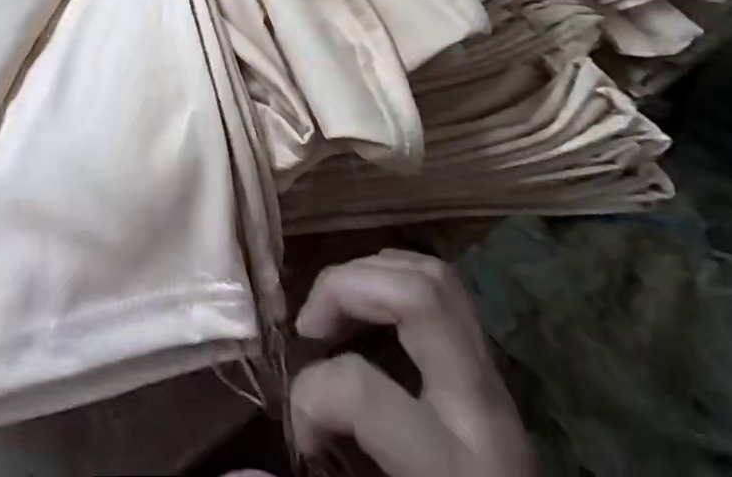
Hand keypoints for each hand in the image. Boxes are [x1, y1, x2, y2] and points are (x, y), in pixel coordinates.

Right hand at [287, 251, 534, 476]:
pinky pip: (446, 292)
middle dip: (343, 288)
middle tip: (310, 327)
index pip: (361, 387)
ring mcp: (494, 382)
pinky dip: (393, 281)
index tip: (301, 433)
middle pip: (418, 295)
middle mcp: (481, 407)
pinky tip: (365, 315)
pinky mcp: (491, 374)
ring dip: (367, 274)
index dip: (309, 397)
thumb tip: (236, 472)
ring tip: (332, 315)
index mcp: (451, 462)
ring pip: (436, 277)